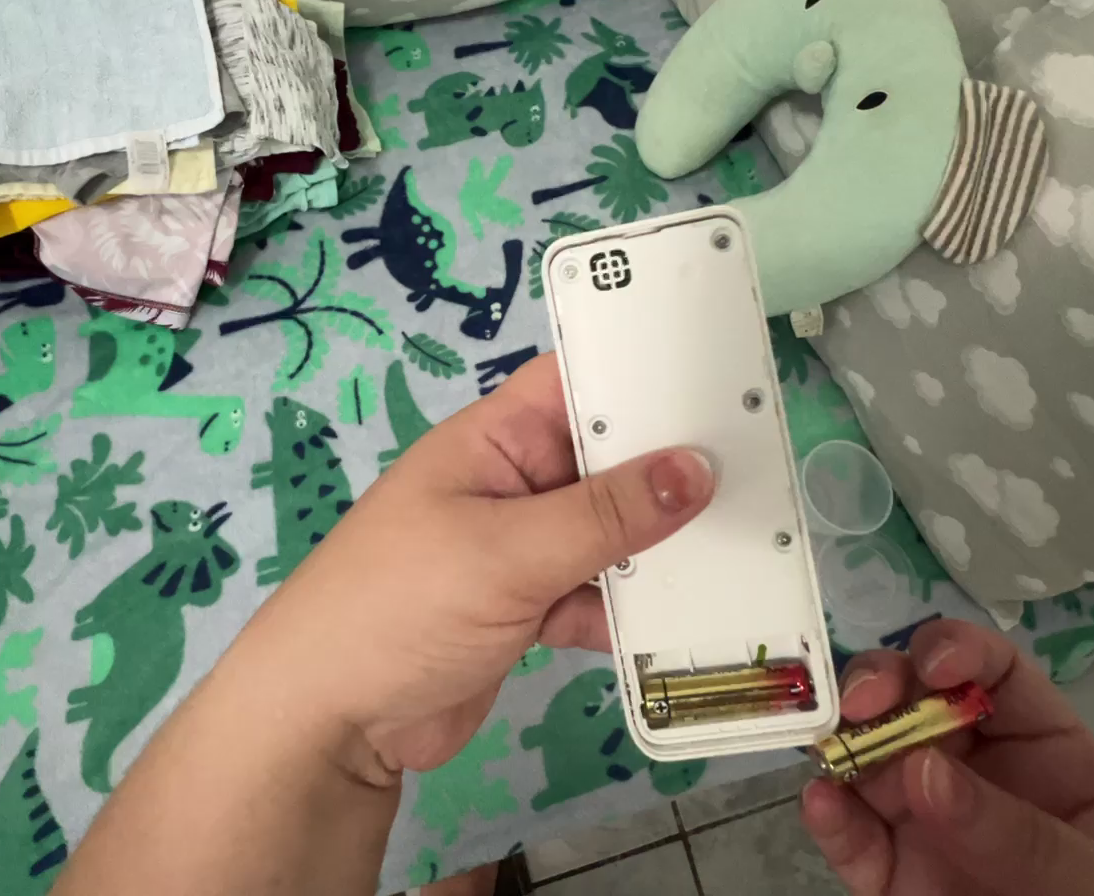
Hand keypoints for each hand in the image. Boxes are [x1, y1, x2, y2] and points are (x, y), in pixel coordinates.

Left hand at [216, 353, 714, 782]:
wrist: (333, 721)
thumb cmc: (401, 604)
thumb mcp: (506, 551)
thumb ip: (605, 515)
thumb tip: (697, 469)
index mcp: (497, 438)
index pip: (577, 381)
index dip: (643, 372)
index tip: (725, 378)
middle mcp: (515, 481)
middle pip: (605, 460)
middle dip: (669, 470)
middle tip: (759, 469)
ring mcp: (523, 546)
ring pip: (609, 532)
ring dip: (657, 547)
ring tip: (741, 546)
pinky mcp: (529, 604)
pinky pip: (596, 592)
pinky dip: (628, 608)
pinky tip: (679, 623)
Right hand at [802, 619, 1093, 895]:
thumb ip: (1035, 840)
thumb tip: (922, 771)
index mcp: (1051, 759)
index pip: (994, 674)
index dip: (957, 649)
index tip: (934, 667)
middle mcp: (976, 777)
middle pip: (912, 697)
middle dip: (879, 682)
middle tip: (863, 705)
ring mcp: (929, 827)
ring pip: (867, 755)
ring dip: (841, 738)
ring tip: (830, 749)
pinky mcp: (896, 881)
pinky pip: (851, 838)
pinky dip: (826, 815)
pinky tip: (823, 804)